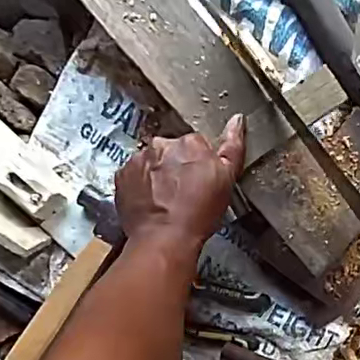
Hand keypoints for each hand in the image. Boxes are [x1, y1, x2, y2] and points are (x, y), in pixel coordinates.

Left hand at [114, 115, 244, 255]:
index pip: (197, 146)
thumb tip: (237, 121)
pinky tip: (152, 203)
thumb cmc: (198, 213)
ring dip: (159, 176)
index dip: (201, 166)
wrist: (165, 238)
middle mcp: (161, 144)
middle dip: (177, 168)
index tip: (202, 182)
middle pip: (172, 152)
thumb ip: (233, 148)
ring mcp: (139, 159)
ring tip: (167, 201)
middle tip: (185, 194)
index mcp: (190, 142)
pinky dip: (141, 186)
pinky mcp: (122, 176)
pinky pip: (134, 176)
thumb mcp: (227, 181)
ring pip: (152, 163)